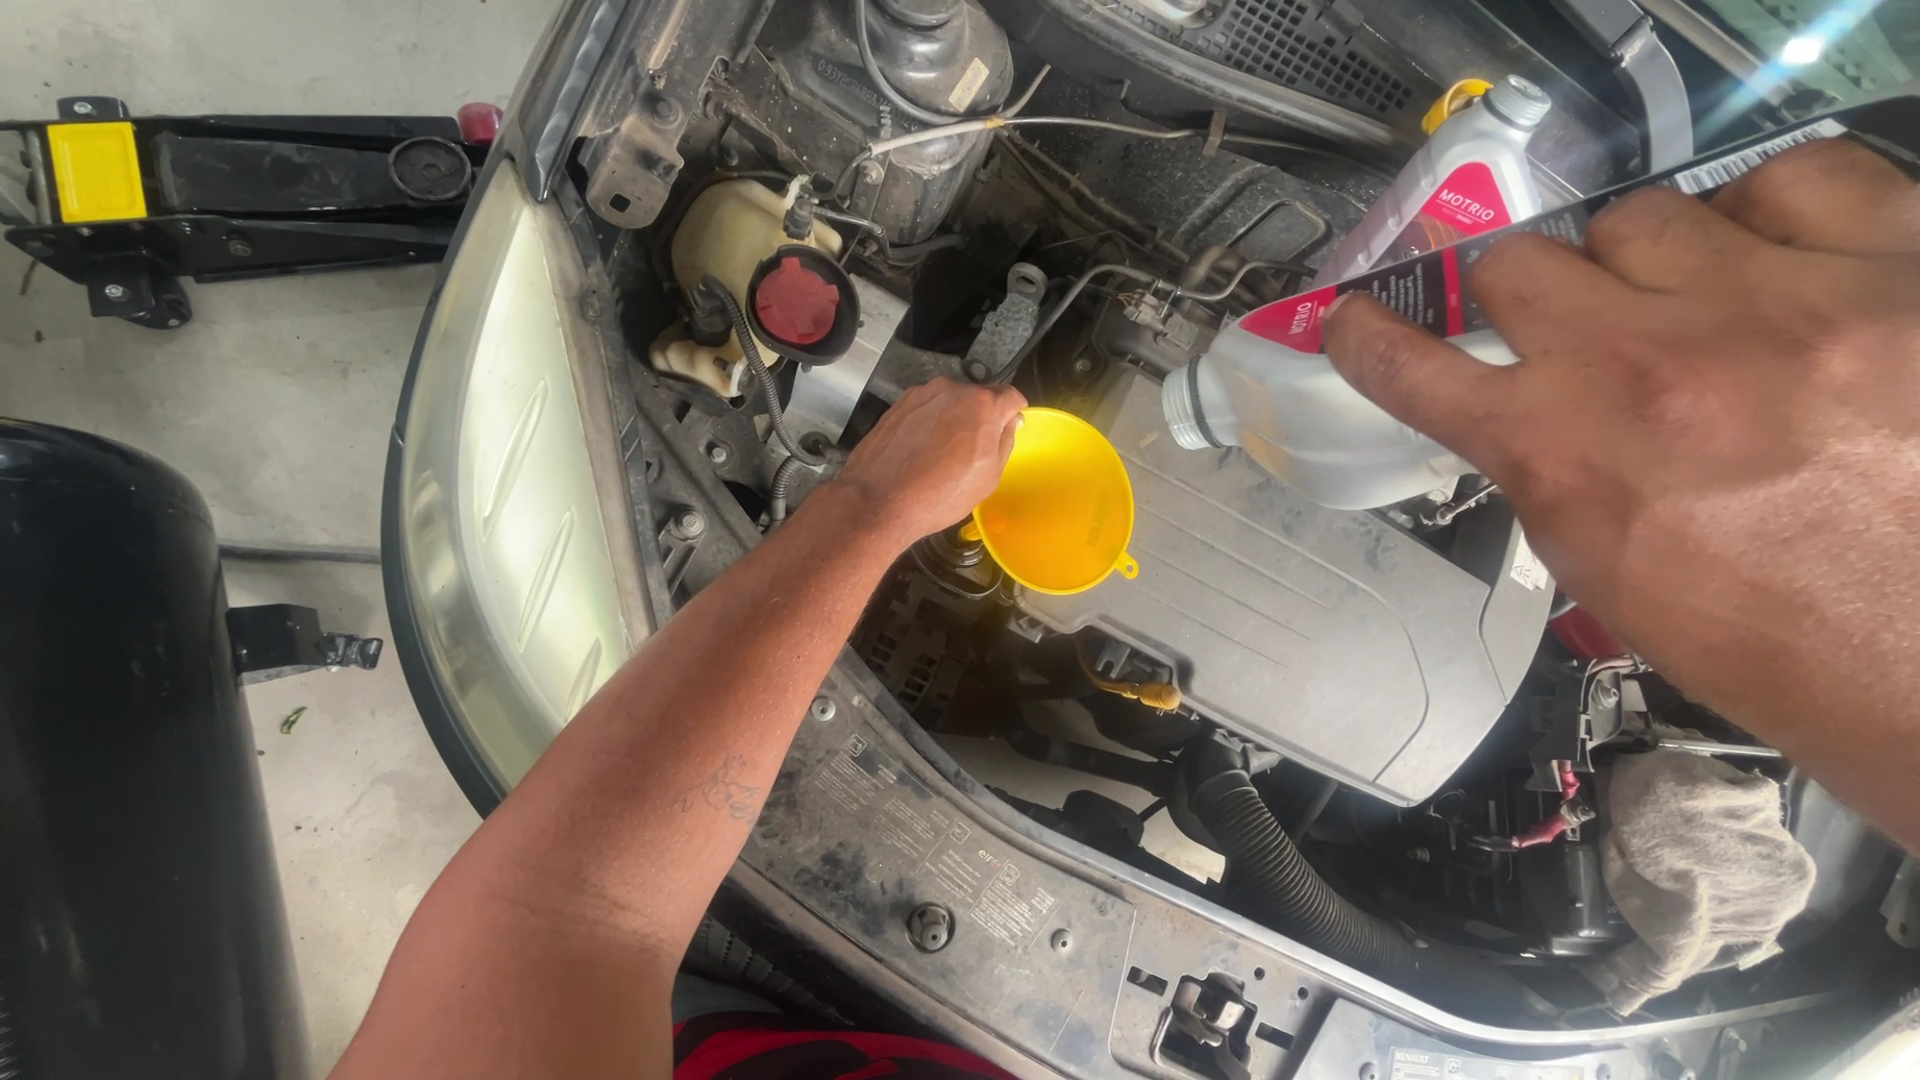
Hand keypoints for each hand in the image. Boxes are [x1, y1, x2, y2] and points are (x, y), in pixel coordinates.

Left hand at [831, 377, 1026, 547]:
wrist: (880, 501)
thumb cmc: (937, 495)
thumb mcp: (989, 476)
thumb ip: (1005, 442)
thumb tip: (1008, 424)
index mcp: (983, 405)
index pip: (1010, 396)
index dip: (1013, 413)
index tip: (1008, 426)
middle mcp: (953, 390)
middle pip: (978, 397)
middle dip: (980, 418)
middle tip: (973, 451)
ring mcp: (922, 394)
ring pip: (950, 403)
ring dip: (953, 421)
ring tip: (943, 455)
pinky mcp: (899, 404)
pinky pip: (926, 409)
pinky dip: (929, 424)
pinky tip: (922, 452)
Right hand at [1323, 139, 1919, 844]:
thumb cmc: (1751, 630)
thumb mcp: (1593, 564)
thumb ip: (1539, 466)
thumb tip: (1523, 413)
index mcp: (1549, 445)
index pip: (1409, 368)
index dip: (1363, 337)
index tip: (1348, 320)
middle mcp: (1635, 356)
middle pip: (1518, 261)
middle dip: (1524, 293)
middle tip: (1564, 323)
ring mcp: (1768, 298)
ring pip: (1639, 215)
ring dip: (1640, 260)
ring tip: (1690, 300)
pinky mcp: (1901, 261)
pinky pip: (1792, 179)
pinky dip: (1769, 214)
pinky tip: (1782, 263)